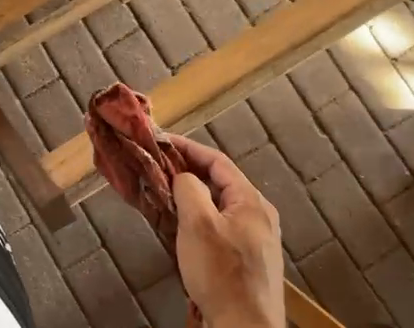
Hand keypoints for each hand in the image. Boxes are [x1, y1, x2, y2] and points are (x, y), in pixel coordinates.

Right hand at [169, 135, 284, 327]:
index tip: (158, 141)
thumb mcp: (198, 222)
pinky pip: (218, 225)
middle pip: (218, 181)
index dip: (186, 147)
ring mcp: (254, 239)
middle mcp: (258, 216)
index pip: (217, 160)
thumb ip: (188, 187)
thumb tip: (183, 177)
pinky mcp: (246, 259)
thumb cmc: (221, 272)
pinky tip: (178, 223)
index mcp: (252, 202)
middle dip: (185, 171)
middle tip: (156, 166)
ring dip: (189, 195)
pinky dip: (196, 217)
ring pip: (216, 205)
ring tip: (161, 191)